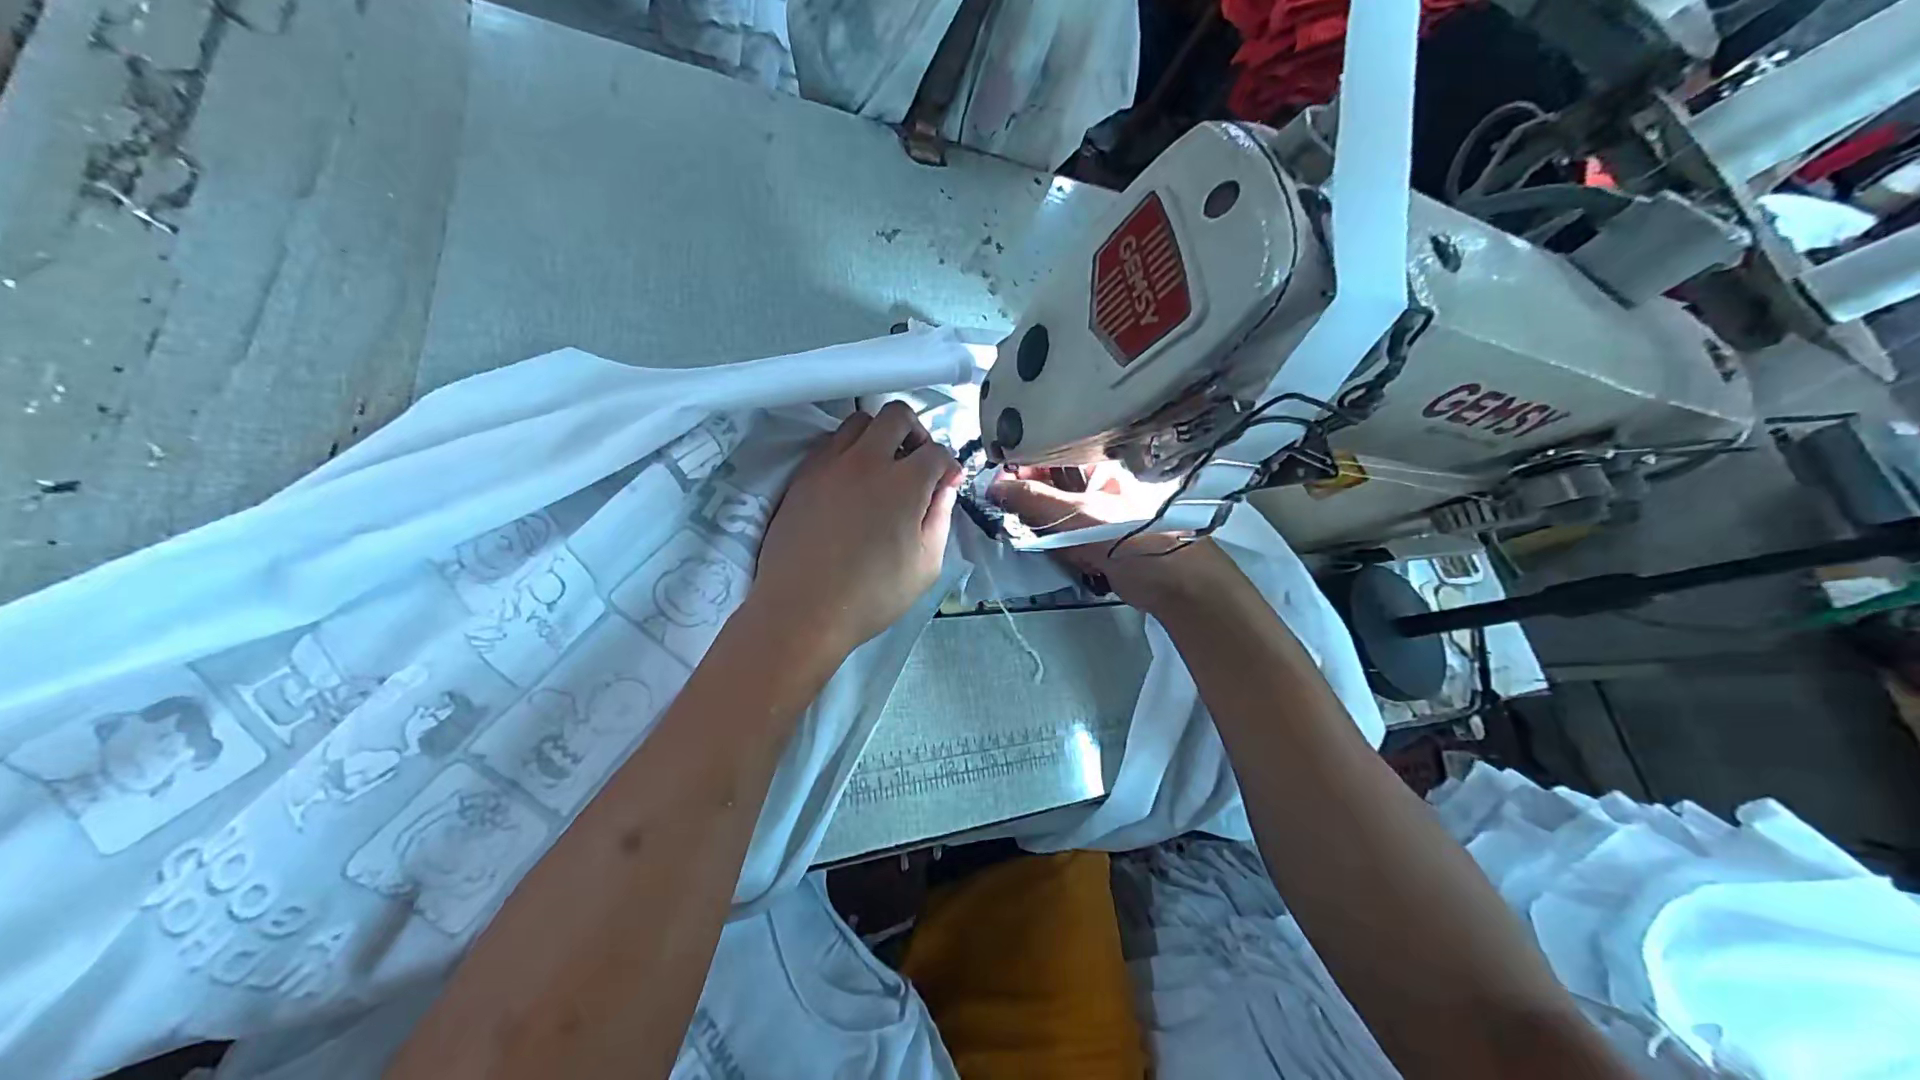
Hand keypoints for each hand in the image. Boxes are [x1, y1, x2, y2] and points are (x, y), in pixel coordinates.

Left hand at [750, 402, 961, 657]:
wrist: (803, 610)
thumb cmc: (872, 596)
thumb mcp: (925, 565)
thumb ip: (940, 516)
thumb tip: (945, 486)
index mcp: (904, 484)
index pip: (936, 449)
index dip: (947, 464)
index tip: (945, 483)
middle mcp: (867, 462)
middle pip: (898, 415)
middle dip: (915, 431)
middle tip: (915, 461)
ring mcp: (829, 464)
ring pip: (859, 421)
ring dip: (878, 435)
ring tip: (881, 466)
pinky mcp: (803, 475)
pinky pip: (829, 442)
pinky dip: (848, 450)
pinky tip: (850, 481)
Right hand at [987, 463, 1245, 616]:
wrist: (1176, 585)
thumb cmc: (1133, 539)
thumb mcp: (1078, 515)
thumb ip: (1033, 499)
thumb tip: (993, 487)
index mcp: (1096, 464)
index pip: (1047, 454)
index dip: (1019, 466)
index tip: (995, 485)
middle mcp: (1094, 482)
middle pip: (1044, 483)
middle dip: (1026, 500)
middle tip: (1012, 515)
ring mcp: (1094, 511)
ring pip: (1050, 512)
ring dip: (1039, 527)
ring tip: (1046, 538)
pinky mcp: (1093, 538)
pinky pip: (1061, 535)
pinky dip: (1054, 544)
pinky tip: (1061, 553)